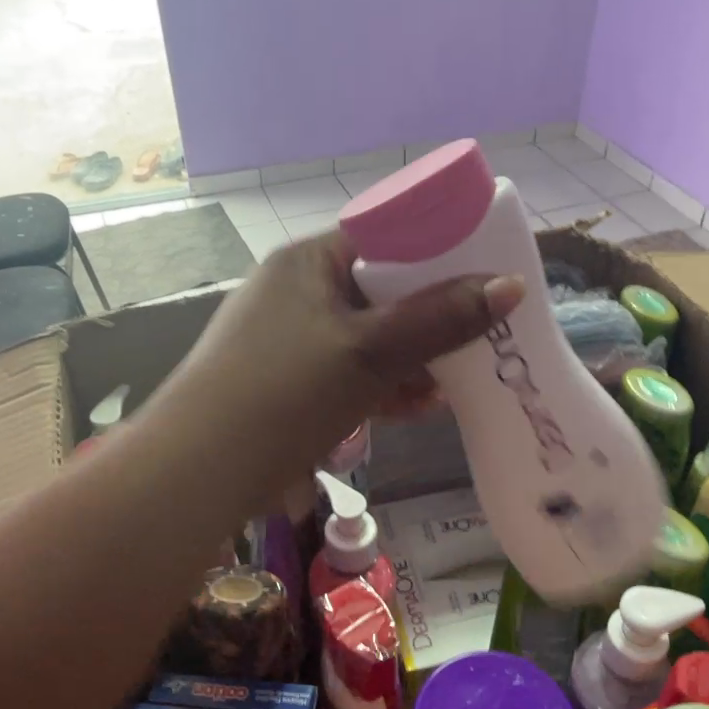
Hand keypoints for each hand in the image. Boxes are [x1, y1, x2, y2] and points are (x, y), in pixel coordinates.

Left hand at [161, 231, 522, 485]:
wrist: (198, 472)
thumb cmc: (285, 392)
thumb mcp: (369, 352)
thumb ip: (438, 320)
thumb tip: (510, 285)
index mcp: (309, 261)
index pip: (383, 236)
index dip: (436, 250)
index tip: (484, 272)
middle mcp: (297, 291)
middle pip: (381, 291)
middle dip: (431, 315)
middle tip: (482, 332)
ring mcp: (290, 340)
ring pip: (368, 337)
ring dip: (412, 358)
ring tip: (458, 378)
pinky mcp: (289, 385)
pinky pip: (350, 373)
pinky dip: (383, 386)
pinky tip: (419, 408)